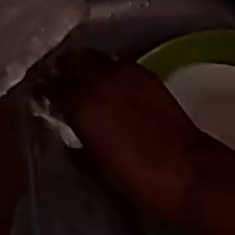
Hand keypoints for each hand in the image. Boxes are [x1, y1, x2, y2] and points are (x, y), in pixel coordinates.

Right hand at [46, 50, 204, 219]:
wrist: (191, 175)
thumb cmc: (140, 179)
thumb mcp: (97, 165)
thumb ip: (77, 141)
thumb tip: (68, 133)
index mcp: (78, 104)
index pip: (48, 87)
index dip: (43, 91)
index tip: (43, 96)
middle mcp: (94, 80)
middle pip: (67, 61)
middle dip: (62, 69)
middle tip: (62, 80)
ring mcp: (120, 72)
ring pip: (91, 56)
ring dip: (85, 64)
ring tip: (86, 76)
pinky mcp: (142, 72)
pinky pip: (116, 61)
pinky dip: (110, 68)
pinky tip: (113, 82)